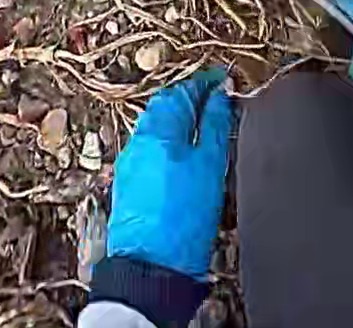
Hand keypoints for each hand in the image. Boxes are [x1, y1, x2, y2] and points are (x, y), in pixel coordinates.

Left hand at [107, 68, 233, 279]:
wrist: (152, 271)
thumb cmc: (183, 218)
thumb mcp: (211, 162)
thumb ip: (216, 121)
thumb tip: (222, 93)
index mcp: (158, 129)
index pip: (184, 90)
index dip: (207, 83)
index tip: (225, 80)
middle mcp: (139, 140)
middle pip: (166, 104)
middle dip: (191, 98)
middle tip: (216, 99)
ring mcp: (130, 162)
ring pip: (157, 125)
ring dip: (179, 118)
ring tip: (204, 125)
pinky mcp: (128, 183)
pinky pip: (150, 146)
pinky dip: (169, 139)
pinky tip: (185, 153)